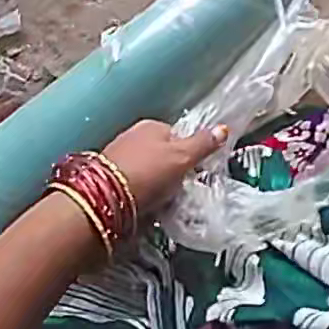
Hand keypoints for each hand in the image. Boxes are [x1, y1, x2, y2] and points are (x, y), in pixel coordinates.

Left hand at [101, 120, 229, 213]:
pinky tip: (143, 204)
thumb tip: (224, 128)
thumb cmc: (149, 173)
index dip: (189, 155)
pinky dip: (140, 192)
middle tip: (177, 189)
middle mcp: (132, 135)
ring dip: (155, 182)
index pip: (179, 136)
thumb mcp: (183, 158)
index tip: (193, 173)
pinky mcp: (106, 176)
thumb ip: (203, 144)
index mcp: (152, 125)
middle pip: (162, 152)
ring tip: (160, 200)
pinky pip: (133, 182)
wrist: (104, 199)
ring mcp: (117, 155)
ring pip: (147, 168)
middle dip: (171, 170)